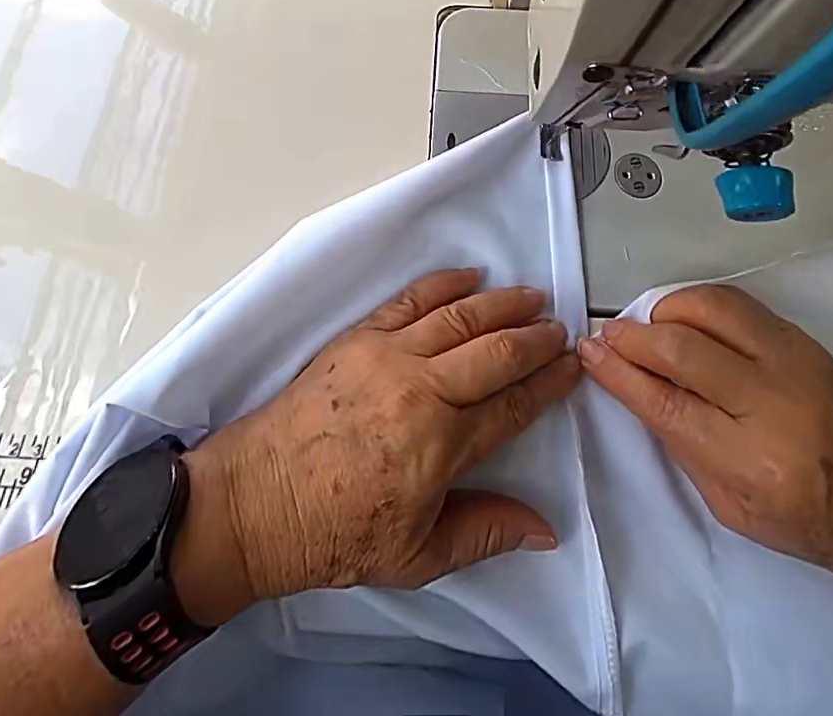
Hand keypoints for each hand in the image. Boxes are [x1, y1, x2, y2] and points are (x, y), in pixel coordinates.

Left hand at [171, 269, 580, 623]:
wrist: (259, 496)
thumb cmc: (335, 532)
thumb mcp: (418, 556)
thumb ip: (485, 532)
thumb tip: (546, 529)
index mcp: (441, 444)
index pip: (512, 404)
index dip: (548, 384)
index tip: (573, 367)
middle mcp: (419, 389)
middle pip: (493, 352)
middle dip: (533, 338)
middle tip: (559, 329)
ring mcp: (384, 356)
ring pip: (456, 318)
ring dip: (499, 303)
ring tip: (530, 296)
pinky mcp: (355, 339)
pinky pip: (406, 302)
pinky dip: (440, 285)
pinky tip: (466, 277)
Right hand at [579, 285, 832, 593]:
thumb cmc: (820, 524)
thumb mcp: (734, 508)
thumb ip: (681, 443)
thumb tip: (635, 386)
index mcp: (755, 465)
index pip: (663, 403)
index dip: (616, 372)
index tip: (588, 352)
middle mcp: (777, 408)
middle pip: (680, 348)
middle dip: (630, 337)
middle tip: (609, 338)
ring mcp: (798, 367)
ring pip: (709, 309)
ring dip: (663, 312)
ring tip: (650, 329)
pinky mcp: (807, 344)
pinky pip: (738, 304)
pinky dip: (696, 305)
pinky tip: (684, 322)